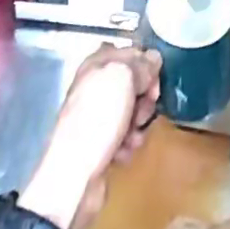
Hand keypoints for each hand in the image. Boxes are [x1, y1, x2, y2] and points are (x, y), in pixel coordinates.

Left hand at [17, 43, 160, 228]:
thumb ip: (141, 64)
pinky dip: (129, 142)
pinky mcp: (101, 141)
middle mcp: (96, 85)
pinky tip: (123, 151)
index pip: (131, 52)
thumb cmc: (97, 119)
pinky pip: (126, 134)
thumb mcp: (123, 78)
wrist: (73, 176)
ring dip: (139, 123)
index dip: (147, 65)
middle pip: (135, 83)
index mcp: (97, 64)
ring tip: (131, 136)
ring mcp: (98, 115)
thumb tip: (154, 57)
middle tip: (143, 111)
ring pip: (133, 110)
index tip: (155, 81)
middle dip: (145, 98)